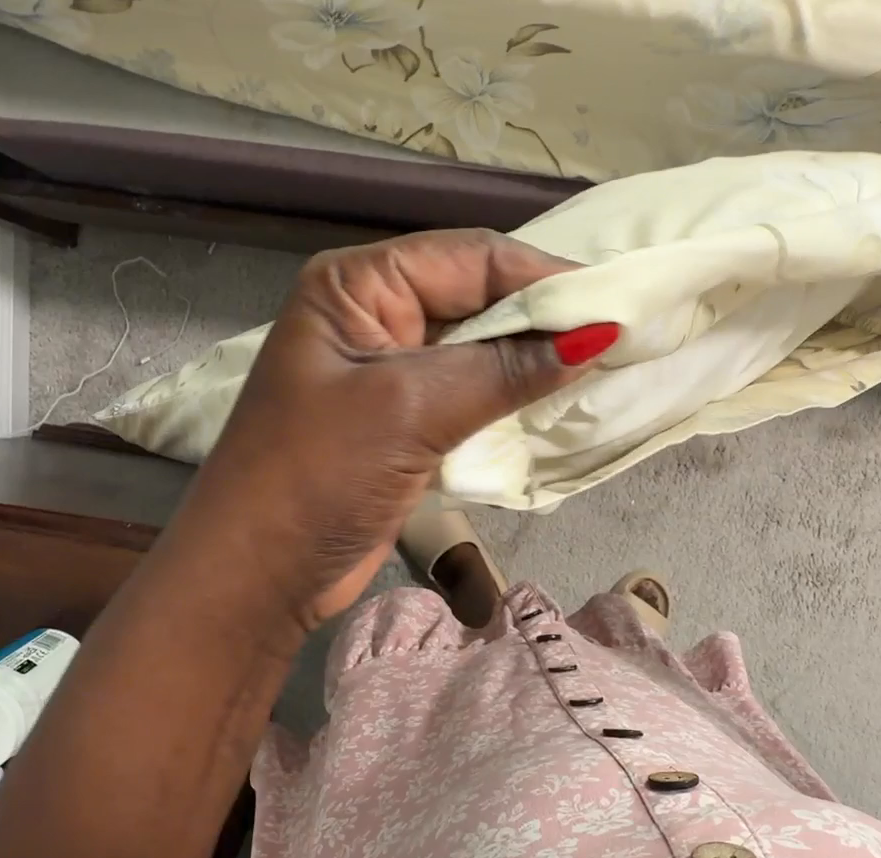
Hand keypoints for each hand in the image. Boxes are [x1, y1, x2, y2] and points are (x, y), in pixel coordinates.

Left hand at [164, 229, 613, 632]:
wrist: (257, 575)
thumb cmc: (316, 477)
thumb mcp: (409, 410)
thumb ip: (501, 369)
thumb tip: (593, 337)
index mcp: (358, 286)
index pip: (470, 257)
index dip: (544, 278)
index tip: (616, 305)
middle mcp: (373, 317)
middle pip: (478, 299)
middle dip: (545, 320)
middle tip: (622, 338)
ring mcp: (388, 373)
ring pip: (478, 351)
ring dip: (533, 363)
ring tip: (604, 371)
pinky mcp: (402, 424)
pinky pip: (469, 397)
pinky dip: (511, 402)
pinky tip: (557, 408)